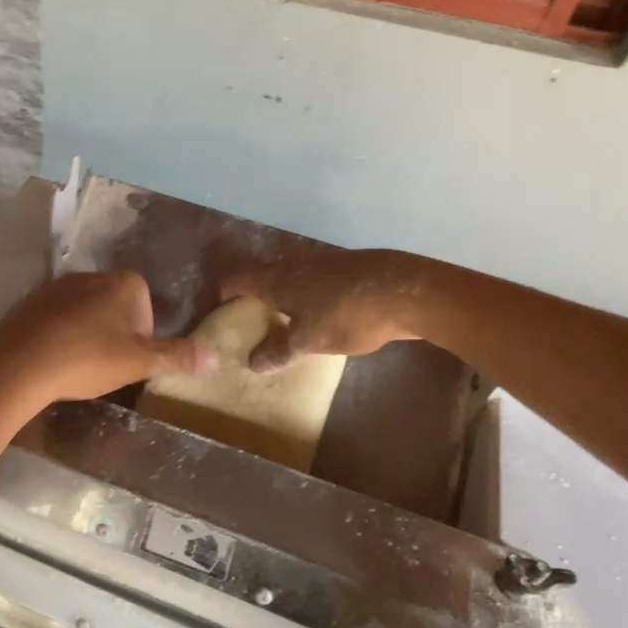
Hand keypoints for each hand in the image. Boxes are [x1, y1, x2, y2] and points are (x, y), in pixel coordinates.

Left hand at [0, 270, 213, 406]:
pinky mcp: (28, 303)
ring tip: (79, 365)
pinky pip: (55, 318)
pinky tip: (53, 360)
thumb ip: (176, 357)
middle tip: (107, 364)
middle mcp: (89, 275)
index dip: (142, 333)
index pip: (144, 302)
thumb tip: (216, 357)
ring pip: (83, 310)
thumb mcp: (138, 362)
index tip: (131, 358)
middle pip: (114, 304)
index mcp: (121, 283)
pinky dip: (59, 335)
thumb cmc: (86, 359)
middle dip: (115, 331)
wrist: (18, 364)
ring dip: (86, 333)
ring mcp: (55, 287)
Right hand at [219, 249, 424, 370]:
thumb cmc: (346, 314)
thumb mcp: (308, 340)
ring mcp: (323, 265)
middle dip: (254, 300)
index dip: (223, 295)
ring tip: (284, 327)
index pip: (236, 279)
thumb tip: (253, 362)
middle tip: (250, 327)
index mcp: (276, 279)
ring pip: (292, 280)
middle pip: (263, 277)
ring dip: (284, 300)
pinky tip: (321, 320)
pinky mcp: (349, 272)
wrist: (406, 292)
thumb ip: (279, 350)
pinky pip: (316, 285)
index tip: (220, 315)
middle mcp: (295, 265)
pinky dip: (309, 300)